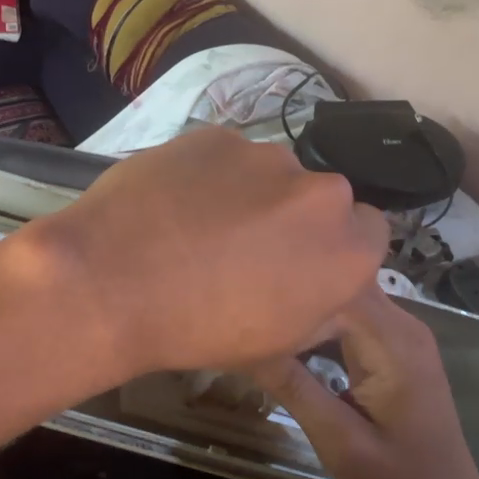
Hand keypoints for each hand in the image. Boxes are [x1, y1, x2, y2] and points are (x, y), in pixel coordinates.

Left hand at [21, 127, 386, 376]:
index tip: (294, 262)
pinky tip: (170, 200)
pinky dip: (206, 172)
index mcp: (346, 251)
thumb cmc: (195, 329)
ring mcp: (263, 157)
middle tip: (241, 244)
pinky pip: (223, 154)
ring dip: (247, 191)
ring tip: (195, 222)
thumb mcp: (275, 342)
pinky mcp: (213, 136)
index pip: (367, 232)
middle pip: (318, 197)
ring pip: (268, 172)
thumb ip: (319, 304)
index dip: (329, 248)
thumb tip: (322, 286)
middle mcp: (319, 194)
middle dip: (289, 216)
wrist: (111, 280)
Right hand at [248, 288, 478, 478]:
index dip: (289, 287)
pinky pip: (348, 316)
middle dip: (293, 288)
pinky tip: (285, 332)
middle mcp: (401, 325)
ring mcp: (399, 334)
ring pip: (341, 296)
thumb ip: (294, 387)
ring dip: (303, 303)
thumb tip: (244, 343)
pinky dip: (317, 320)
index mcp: (394, 342)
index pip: (334, 286)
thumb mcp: (339, 440)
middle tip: (243, 298)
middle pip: (338, 283)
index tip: (245, 294)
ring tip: (255, 309)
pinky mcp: (391, 347)